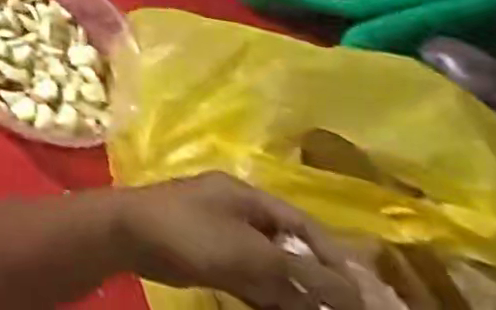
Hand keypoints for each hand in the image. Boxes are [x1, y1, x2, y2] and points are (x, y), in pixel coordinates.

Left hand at [110, 173, 362, 309]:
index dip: (337, 259)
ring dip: (297, 296)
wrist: (130, 234)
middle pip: (289, 248)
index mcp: (246, 196)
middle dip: (320, 282)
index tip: (365, 296)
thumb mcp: (255, 254)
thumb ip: (304, 275)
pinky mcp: (207, 258)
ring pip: (271, 268)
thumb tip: (351, 296)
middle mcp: (236, 211)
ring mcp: (220, 234)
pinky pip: (250, 279)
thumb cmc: (192, 233)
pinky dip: (272, 298)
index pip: (304, 224)